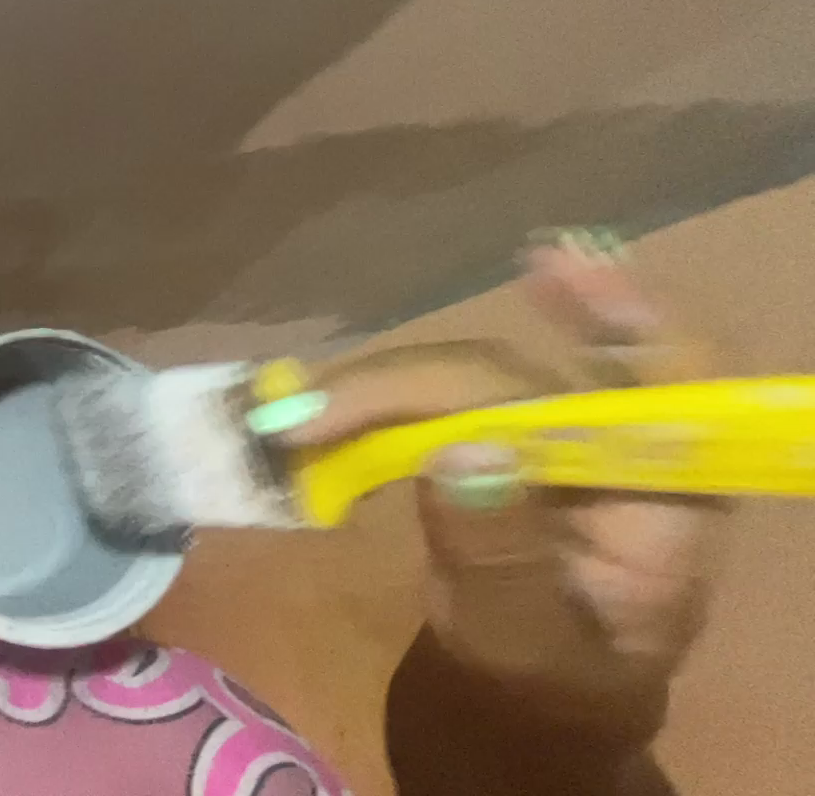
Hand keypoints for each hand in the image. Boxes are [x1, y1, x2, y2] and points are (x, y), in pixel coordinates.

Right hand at [293, 233, 730, 727]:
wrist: (522, 694)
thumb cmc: (546, 678)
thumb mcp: (527, 638)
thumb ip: (502, 557)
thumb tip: (460, 453)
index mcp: (655, 496)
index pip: (665, 381)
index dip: (616, 309)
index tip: (542, 260)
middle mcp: (597, 449)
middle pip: (503, 379)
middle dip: (399, 387)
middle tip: (301, 417)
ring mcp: (529, 441)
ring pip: (446, 381)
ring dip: (365, 389)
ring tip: (289, 417)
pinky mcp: (474, 443)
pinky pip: (418, 402)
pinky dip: (361, 400)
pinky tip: (314, 405)